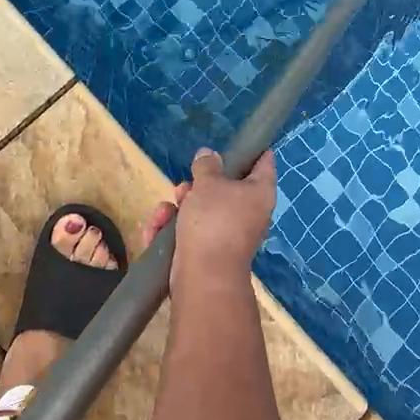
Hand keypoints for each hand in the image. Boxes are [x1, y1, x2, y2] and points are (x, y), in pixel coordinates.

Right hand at [140, 148, 277, 293]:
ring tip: (165, 212)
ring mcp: (228, 233)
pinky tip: (156, 230)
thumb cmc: (214, 221)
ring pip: (200, 210)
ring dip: (178, 209)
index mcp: (259, 192)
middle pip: (223, 187)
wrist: (204, 276)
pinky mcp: (207, 251)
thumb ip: (207, 165)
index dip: (251, 149)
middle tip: (184, 188)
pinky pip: (189, 232)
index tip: (235, 142)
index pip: (264, 162)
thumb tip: (208, 154)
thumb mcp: (208, 183)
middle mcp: (248, 212)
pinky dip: (171, 230)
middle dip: (196, 186)